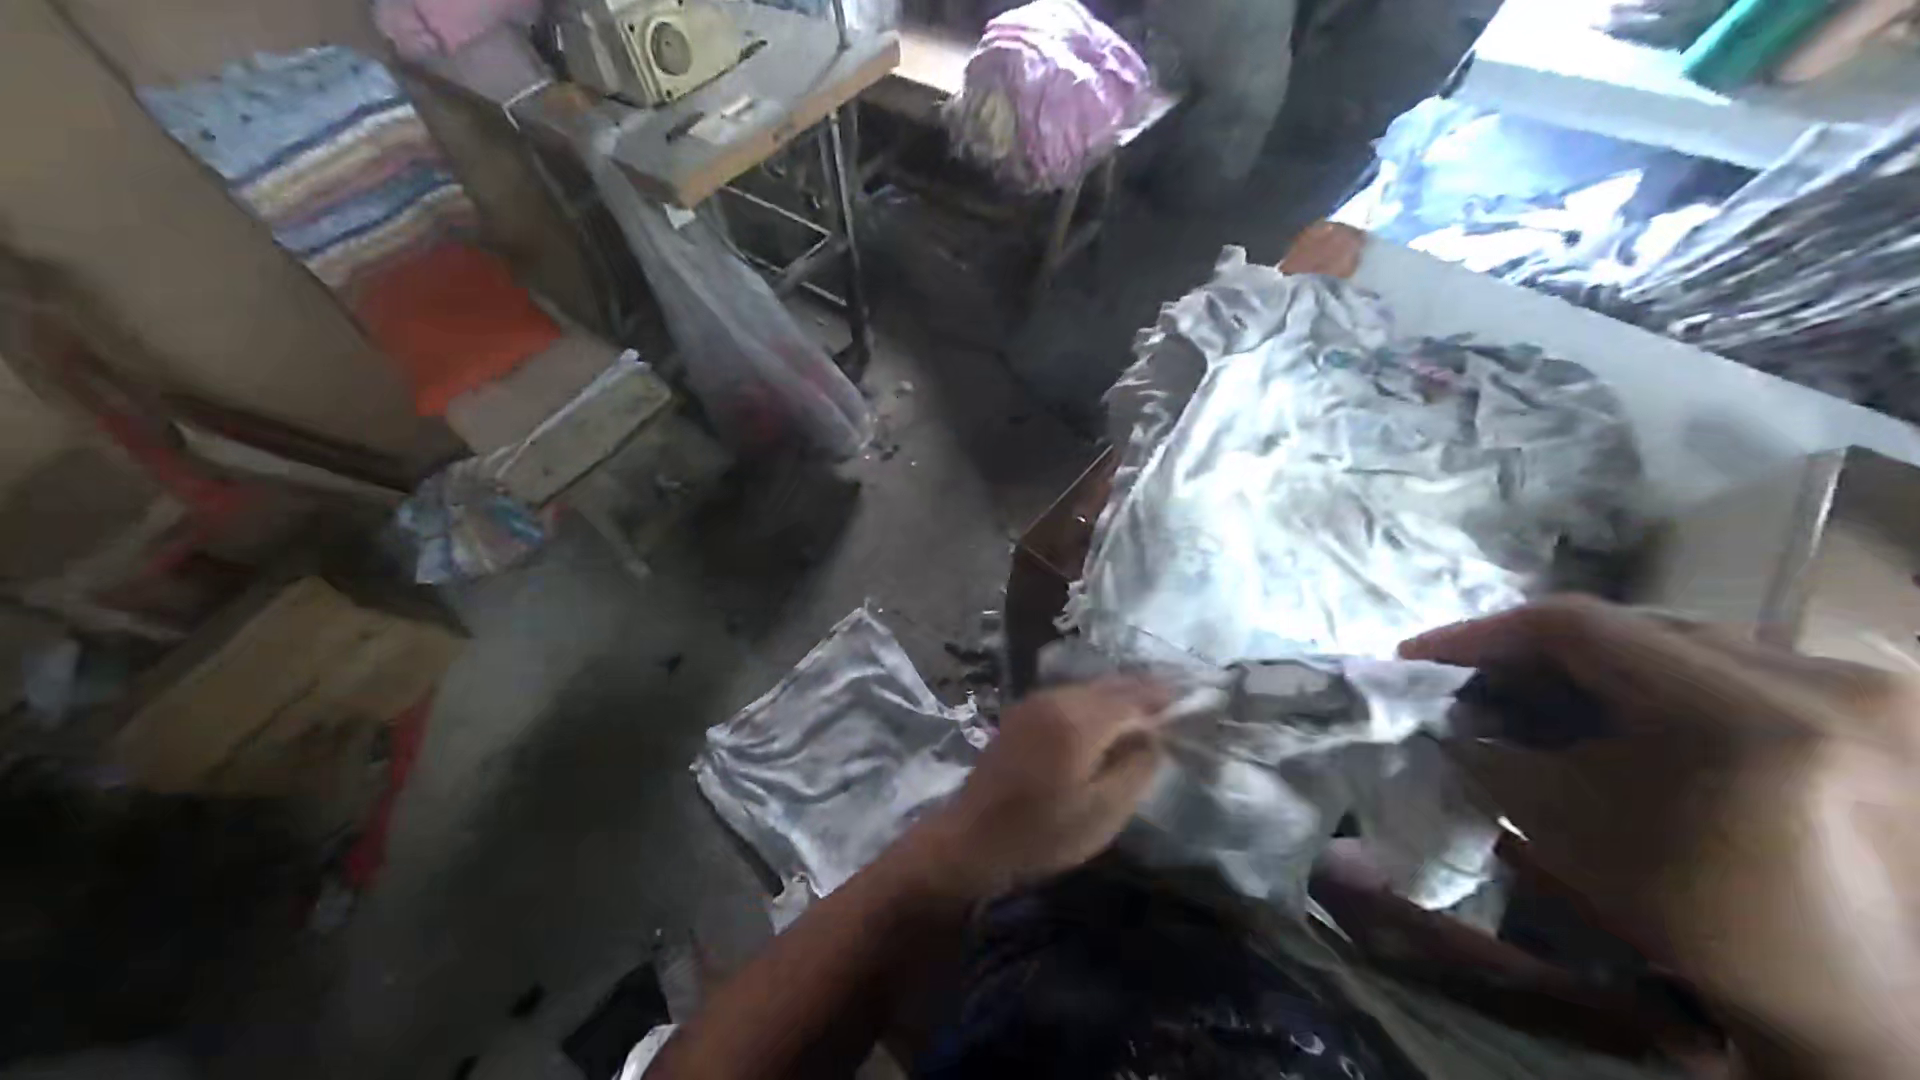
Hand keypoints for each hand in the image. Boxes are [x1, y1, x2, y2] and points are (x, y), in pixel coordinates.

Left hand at [904, 677, 1170, 903]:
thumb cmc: (1042, 833)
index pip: (1134, 697)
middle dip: (1145, 690)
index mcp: (1078, 720)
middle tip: (1178, 696)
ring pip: (1089, 689)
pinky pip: (1069, 697)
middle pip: (1111, 686)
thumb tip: (1155, 735)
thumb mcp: (1103, 812)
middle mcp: (1056, 700)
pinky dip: (1095, 702)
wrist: (971, 838)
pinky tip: (1107, 716)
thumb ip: (1136, 767)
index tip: (1195, 696)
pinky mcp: (1022, 714)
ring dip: (1120, 694)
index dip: (1165, 697)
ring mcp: (1034, 703)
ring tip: (1150, 705)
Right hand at [1401, 597, 1919, 1077]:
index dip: (1479, 634)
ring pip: (1676, 641)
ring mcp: (1868, 691)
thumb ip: (1487, 748)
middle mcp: (1824, 676)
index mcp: (1748, 710)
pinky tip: (1616, 707)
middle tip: (1470, 678)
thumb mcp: (1560, 821)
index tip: (1415, 657)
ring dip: (1592, 663)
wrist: (1853, 1001)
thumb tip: (1439, 707)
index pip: (1577, 626)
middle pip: (1627, 628)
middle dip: (1532, 652)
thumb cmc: (1696, 914)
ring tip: (1534, 692)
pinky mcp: (1880, 710)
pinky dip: (1653, 677)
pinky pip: (1730, 665)